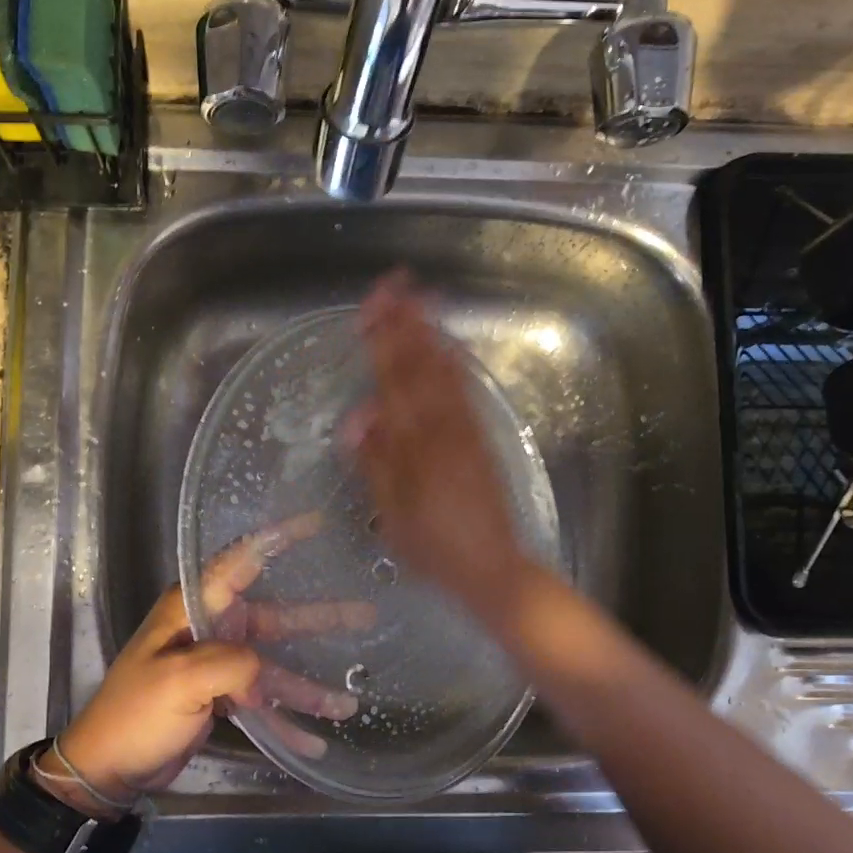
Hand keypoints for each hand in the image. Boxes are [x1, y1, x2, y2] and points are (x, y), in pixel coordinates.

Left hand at [57, 514, 371, 808]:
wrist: (108, 766)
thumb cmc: (138, 714)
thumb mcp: (182, 681)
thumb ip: (232, 664)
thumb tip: (262, 670)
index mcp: (192, 608)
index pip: (240, 562)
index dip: (278, 539)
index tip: (317, 522)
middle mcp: (209, 628)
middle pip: (274, 616)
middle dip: (319, 619)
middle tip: (366, 613)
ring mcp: (216, 664)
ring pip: (274, 666)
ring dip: (309, 685)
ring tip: (350, 701)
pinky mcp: (219, 696)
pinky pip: (261, 702)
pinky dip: (284, 720)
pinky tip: (314, 740)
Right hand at [344, 270, 535, 620]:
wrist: (494, 569)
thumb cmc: (434, 549)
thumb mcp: (393, 515)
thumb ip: (376, 463)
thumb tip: (358, 418)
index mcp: (417, 446)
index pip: (394, 380)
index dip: (383, 339)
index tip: (372, 306)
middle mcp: (445, 428)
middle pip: (423, 363)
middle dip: (407, 320)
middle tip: (395, 283)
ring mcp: (468, 430)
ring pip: (447, 369)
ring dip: (432, 331)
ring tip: (420, 299)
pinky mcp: (482, 438)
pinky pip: (465, 388)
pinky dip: (453, 360)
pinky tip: (447, 346)